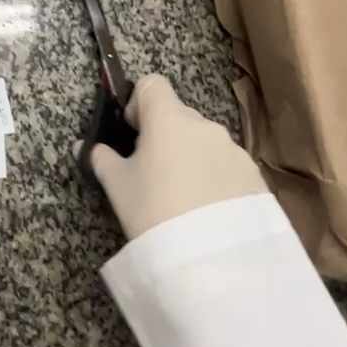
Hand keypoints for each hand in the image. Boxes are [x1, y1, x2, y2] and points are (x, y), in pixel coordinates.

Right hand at [88, 74, 268, 240]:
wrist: (217, 262)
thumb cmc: (156, 210)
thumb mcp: (118, 186)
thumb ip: (102, 159)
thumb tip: (89, 146)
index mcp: (168, 118)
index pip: (152, 84)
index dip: (138, 103)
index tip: (132, 133)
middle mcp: (205, 125)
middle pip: (179, 116)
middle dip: (165, 136)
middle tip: (153, 172)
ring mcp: (235, 151)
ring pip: (204, 143)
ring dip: (192, 157)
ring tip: (184, 198)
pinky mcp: (257, 179)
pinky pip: (227, 167)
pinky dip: (216, 179)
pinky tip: (208, 212)